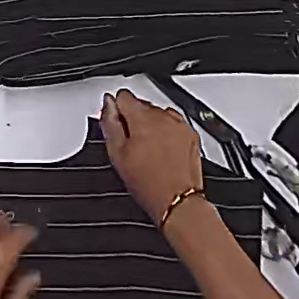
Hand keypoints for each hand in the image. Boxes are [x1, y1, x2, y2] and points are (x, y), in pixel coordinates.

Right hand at [100, 90, 204, 225]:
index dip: (116, 112)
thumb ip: (109, 123)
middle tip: (131, 146)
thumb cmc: (149, 183)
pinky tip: (162, 152)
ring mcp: (180, 125)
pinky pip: (174, 125)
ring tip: (148, 152)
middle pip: (141, 105)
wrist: (178, 201)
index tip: (117, 126)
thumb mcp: (117, 154)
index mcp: (142, 117)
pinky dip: (167, 133)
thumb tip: (108, 104)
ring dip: (151, 126)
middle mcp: (164, 116)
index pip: (123, 96)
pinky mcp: (191, 135)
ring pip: (158, 115)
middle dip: (133, 120)